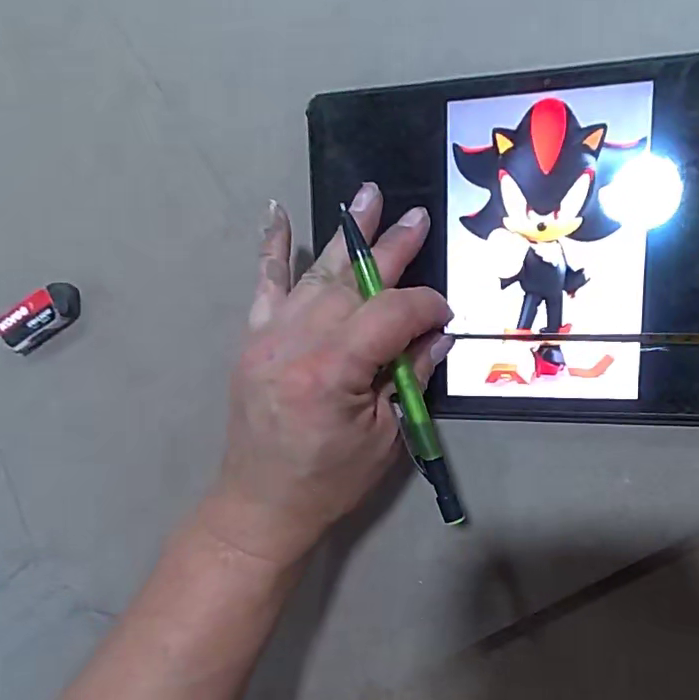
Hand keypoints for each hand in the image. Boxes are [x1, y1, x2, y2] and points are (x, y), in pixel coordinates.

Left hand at [202, 183, 452, 569]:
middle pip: (354, 284)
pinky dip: (272, 248)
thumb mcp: (382, 438)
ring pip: (317, 276)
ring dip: (347, 237)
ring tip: (369, 196)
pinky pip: (264, 285)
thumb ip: (408, 377)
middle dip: (392, 250)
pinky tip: (276, 213)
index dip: (424, 306)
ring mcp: (269, 336)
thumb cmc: (327, 481)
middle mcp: (296, 342)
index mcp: (332, 371)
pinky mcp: (253, 340)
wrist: (259, 503)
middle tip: (418, 218)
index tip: (445, 314)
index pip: (390, 315)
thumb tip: (437, 332)